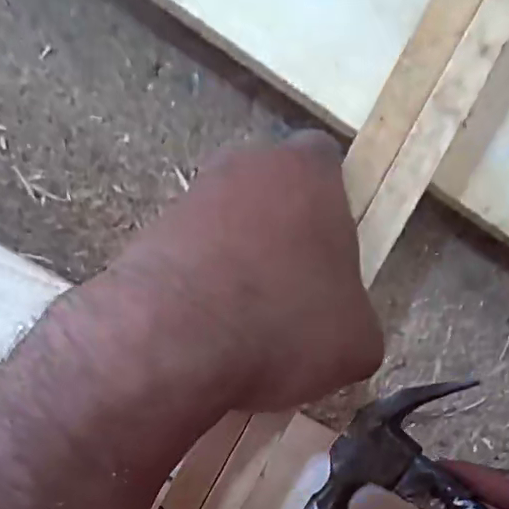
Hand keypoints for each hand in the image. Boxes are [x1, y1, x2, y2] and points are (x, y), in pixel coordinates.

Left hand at [97, 131, 382, 410]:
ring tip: (247, 337)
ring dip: (241, 275)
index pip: (329, 169)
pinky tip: (209, 342)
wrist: (176, 343)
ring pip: (230, 235)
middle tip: (293, 309)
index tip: (333, 268)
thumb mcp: (358, 343)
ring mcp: (190, 197)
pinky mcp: (149, 236)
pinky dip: (202, 297)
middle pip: (276, 202)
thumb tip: (343, 328)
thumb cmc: (286, 329)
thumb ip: (359, 319)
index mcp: (308, 171)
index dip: (335, 218)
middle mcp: (246, 165)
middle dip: (284, 249)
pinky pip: (192, 265)